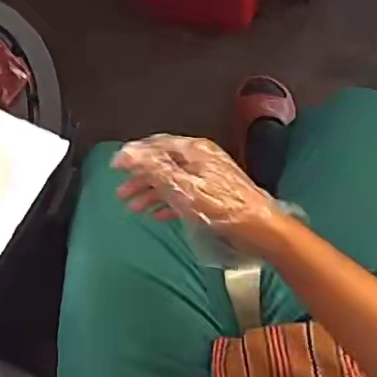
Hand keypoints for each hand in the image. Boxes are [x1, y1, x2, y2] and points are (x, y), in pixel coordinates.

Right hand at [113, 135, 286, 255]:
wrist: (260, 230)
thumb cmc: (222, 208)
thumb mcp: (183, 188)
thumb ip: (154, 170)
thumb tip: (127, 154)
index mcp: (195, 151)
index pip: (157, 146)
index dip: (134, 156)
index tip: (116, 167)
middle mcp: (200, 160)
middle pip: (162, 165)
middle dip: (140, 179)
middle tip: (122, 193)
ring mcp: (207, 178)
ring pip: (171, 181)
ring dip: (150, 193)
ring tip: (134, 208)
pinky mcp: (213, 197)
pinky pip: (183, 195)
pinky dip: (167, 204)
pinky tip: (157, 215)